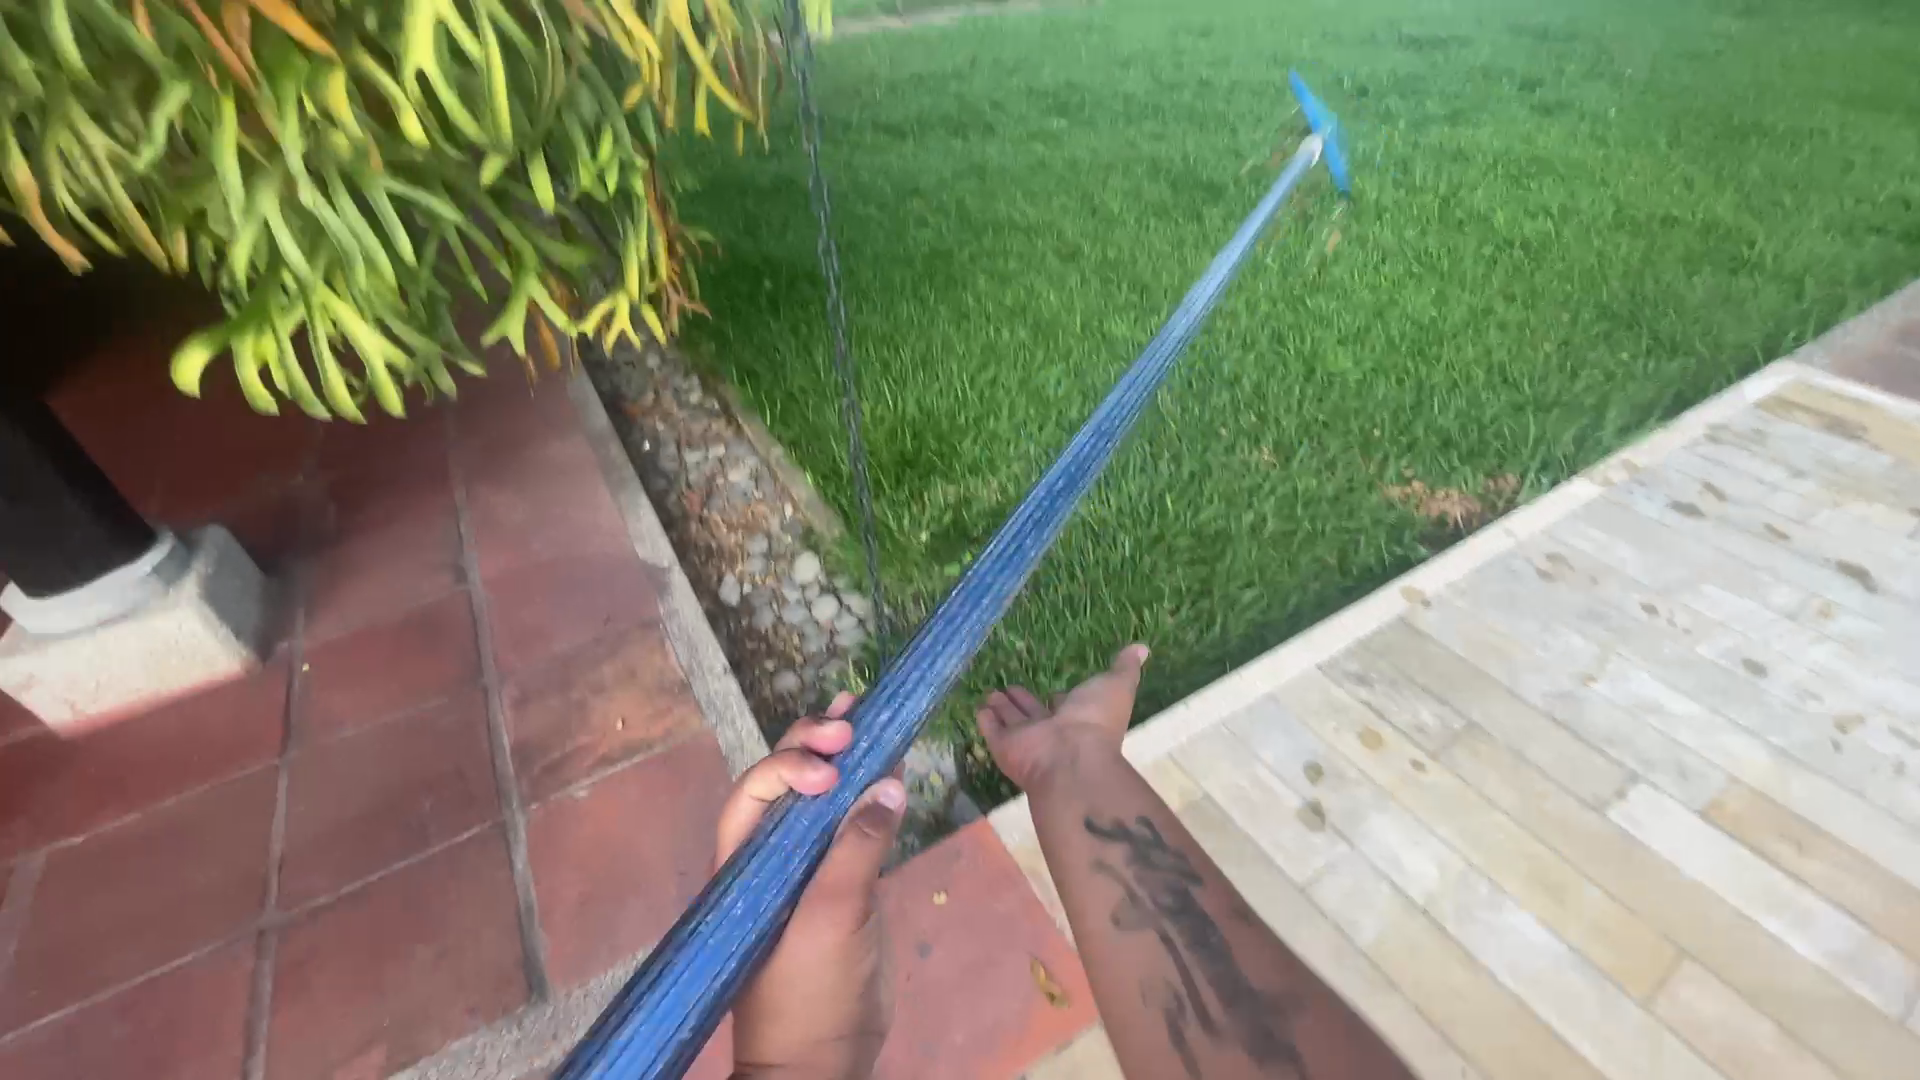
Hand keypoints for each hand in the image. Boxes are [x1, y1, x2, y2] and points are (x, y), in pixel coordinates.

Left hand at [720, 693, 905, 1079]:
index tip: (831, 770)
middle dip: (811, 744)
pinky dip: (869, 785)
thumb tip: (889, 783)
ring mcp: (807, 861)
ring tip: (858, 709)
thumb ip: (857, 849)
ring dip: (839, 752)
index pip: (756, 793)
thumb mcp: (832, 919)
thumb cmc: (810, 993)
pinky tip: (888, 757)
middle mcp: (771, 852)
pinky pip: (852, 818)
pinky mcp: (841, 874)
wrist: (827, 1059)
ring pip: (819, 793)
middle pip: (785, 781)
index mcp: (746, 861)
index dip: (789, 768)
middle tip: (847, 720)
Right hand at [976, 643, 1149, 794]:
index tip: (1054, 690)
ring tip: (990, 693)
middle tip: (1009, 687)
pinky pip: (993, 733)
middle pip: (1034, 713)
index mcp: (1078, 717)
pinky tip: (979, 709)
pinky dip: (986, 722)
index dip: (1059, 698)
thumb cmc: (1095, 720)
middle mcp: (1052, 730)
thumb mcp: (1116, 685)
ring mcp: (1028, 741)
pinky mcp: (1005, 749)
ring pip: (1012, 721)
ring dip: (1002, 708)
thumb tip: (1142, 648)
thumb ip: (1125, 667)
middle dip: (1022, 700)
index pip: (1065, 705)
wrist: (1071, 759)